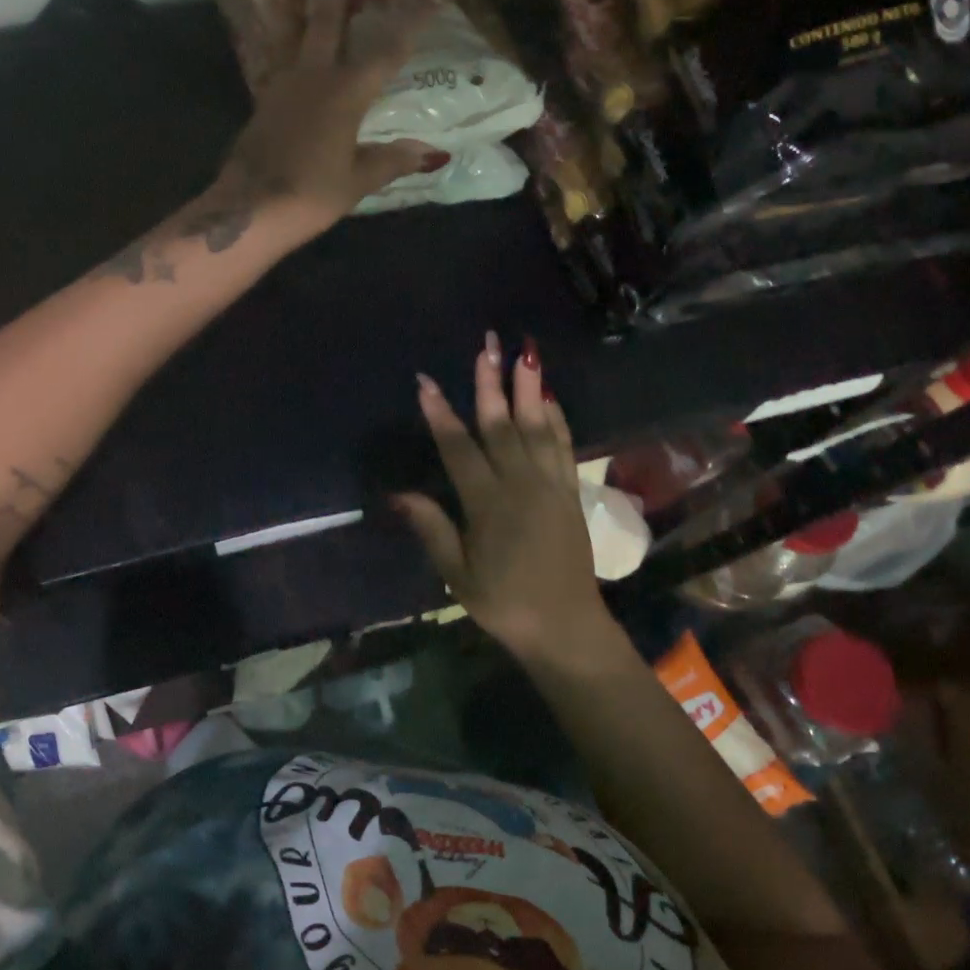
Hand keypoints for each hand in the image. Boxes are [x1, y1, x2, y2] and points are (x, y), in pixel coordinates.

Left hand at [223, 0, 445, 231]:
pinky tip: (291, 57)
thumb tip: (427, 152)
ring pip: (294, 40)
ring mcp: (281, 89)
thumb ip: (389, 161)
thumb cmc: (310, 195)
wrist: (249, 210)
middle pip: (325, 23)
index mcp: (345, 93)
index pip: (386, 54)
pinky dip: (287, 53)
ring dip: (301, 14)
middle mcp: (313, 78)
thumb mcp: (355, 182)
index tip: (430, 0)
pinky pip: (279, 67)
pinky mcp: (261, 106)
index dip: (410, 27)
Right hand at [395, 333, 615, 659]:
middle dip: (491, 384)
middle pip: (503, 427)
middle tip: (486, 345)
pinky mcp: (571, 493)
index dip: (441, 415)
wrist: (565, 625)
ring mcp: (551, 487)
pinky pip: (564, 447)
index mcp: (488, 506)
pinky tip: (549, 398)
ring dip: (529, 389)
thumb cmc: (503, 603)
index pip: (459, 450)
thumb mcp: (457, 575)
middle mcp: (521, 486)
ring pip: (538, 428)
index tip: (426, 382)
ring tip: (524, 354)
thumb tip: (399, 493)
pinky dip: (557, 419)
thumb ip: (433, 529)